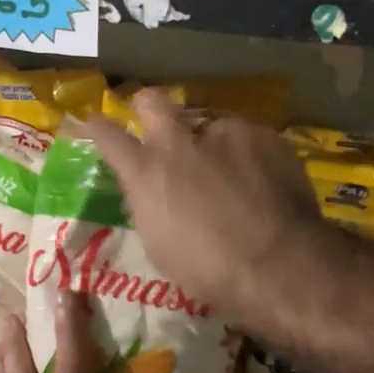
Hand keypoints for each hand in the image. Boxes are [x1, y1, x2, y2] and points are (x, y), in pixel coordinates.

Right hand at [85, 89, 323, 315]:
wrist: (278, 263)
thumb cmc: (209, 270)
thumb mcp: (159, 245)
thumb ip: (149, 206)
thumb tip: (150, 193)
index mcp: (146, 172)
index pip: (108, 135)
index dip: (98, 126)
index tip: (95, 121)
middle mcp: (179, 142)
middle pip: (152, 101)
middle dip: (148, 107)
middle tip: (158, 122)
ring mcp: (224, 133)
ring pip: (208, 124)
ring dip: (211, 143)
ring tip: (232, 172)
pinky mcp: (263, 135)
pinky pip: (247, 138)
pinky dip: (248, 154)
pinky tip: (262, 179)